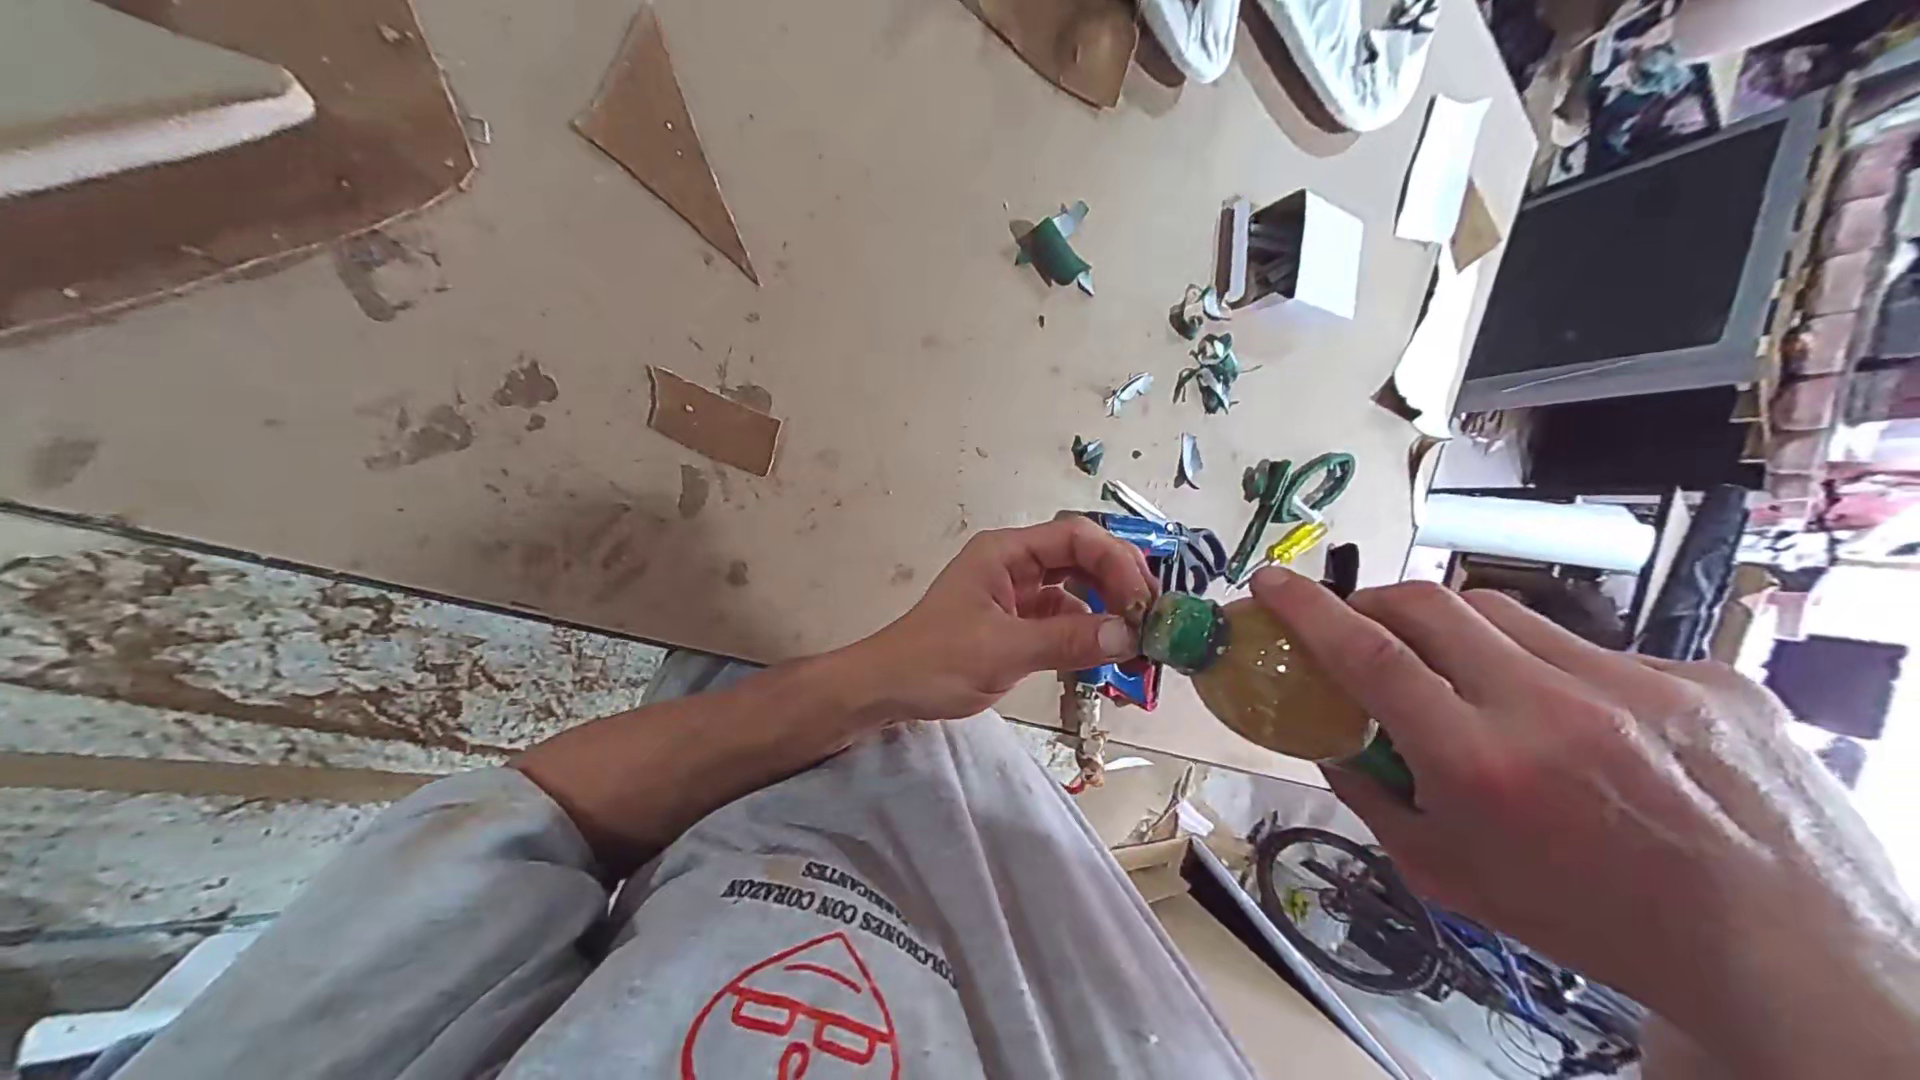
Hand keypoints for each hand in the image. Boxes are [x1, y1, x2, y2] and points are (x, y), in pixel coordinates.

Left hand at [847, 517, 1158, 720]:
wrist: (889, 689)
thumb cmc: (934, 661)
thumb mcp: (1002, 650)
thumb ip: (1066, 641)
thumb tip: (1129, 636)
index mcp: (1005, 552)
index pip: (1074, 538)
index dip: (1115, 562)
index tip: (1142, 600)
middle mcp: (1015, 564)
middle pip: (1082, 558)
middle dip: (1119, 583)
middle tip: (1151, 618)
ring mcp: (1018, 592)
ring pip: (1077, 588)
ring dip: (1109, 609)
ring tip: (1138, 639)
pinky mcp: (1019, 621)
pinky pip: (1065, 618)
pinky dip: (1089, 632)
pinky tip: (1110, 652)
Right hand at [1250, 569, 1919, 1079]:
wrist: (1793, 961)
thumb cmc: (1585, 920)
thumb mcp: (1444, 873)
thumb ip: (1367, 795)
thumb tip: (1327, 737)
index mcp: (1482, 767)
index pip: (1369, 656)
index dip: (1307, 608)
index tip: (1269, 580)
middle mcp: (1556, 710)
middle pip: (1429, 605)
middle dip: (1373, 601)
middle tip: (1361, 623)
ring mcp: (1643, 686)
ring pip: (1503, 613)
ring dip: (1456, 630)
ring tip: (1466, 673)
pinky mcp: (1709, 678)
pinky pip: (1590, 647)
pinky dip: (1550, 668)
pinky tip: (1580, 721)